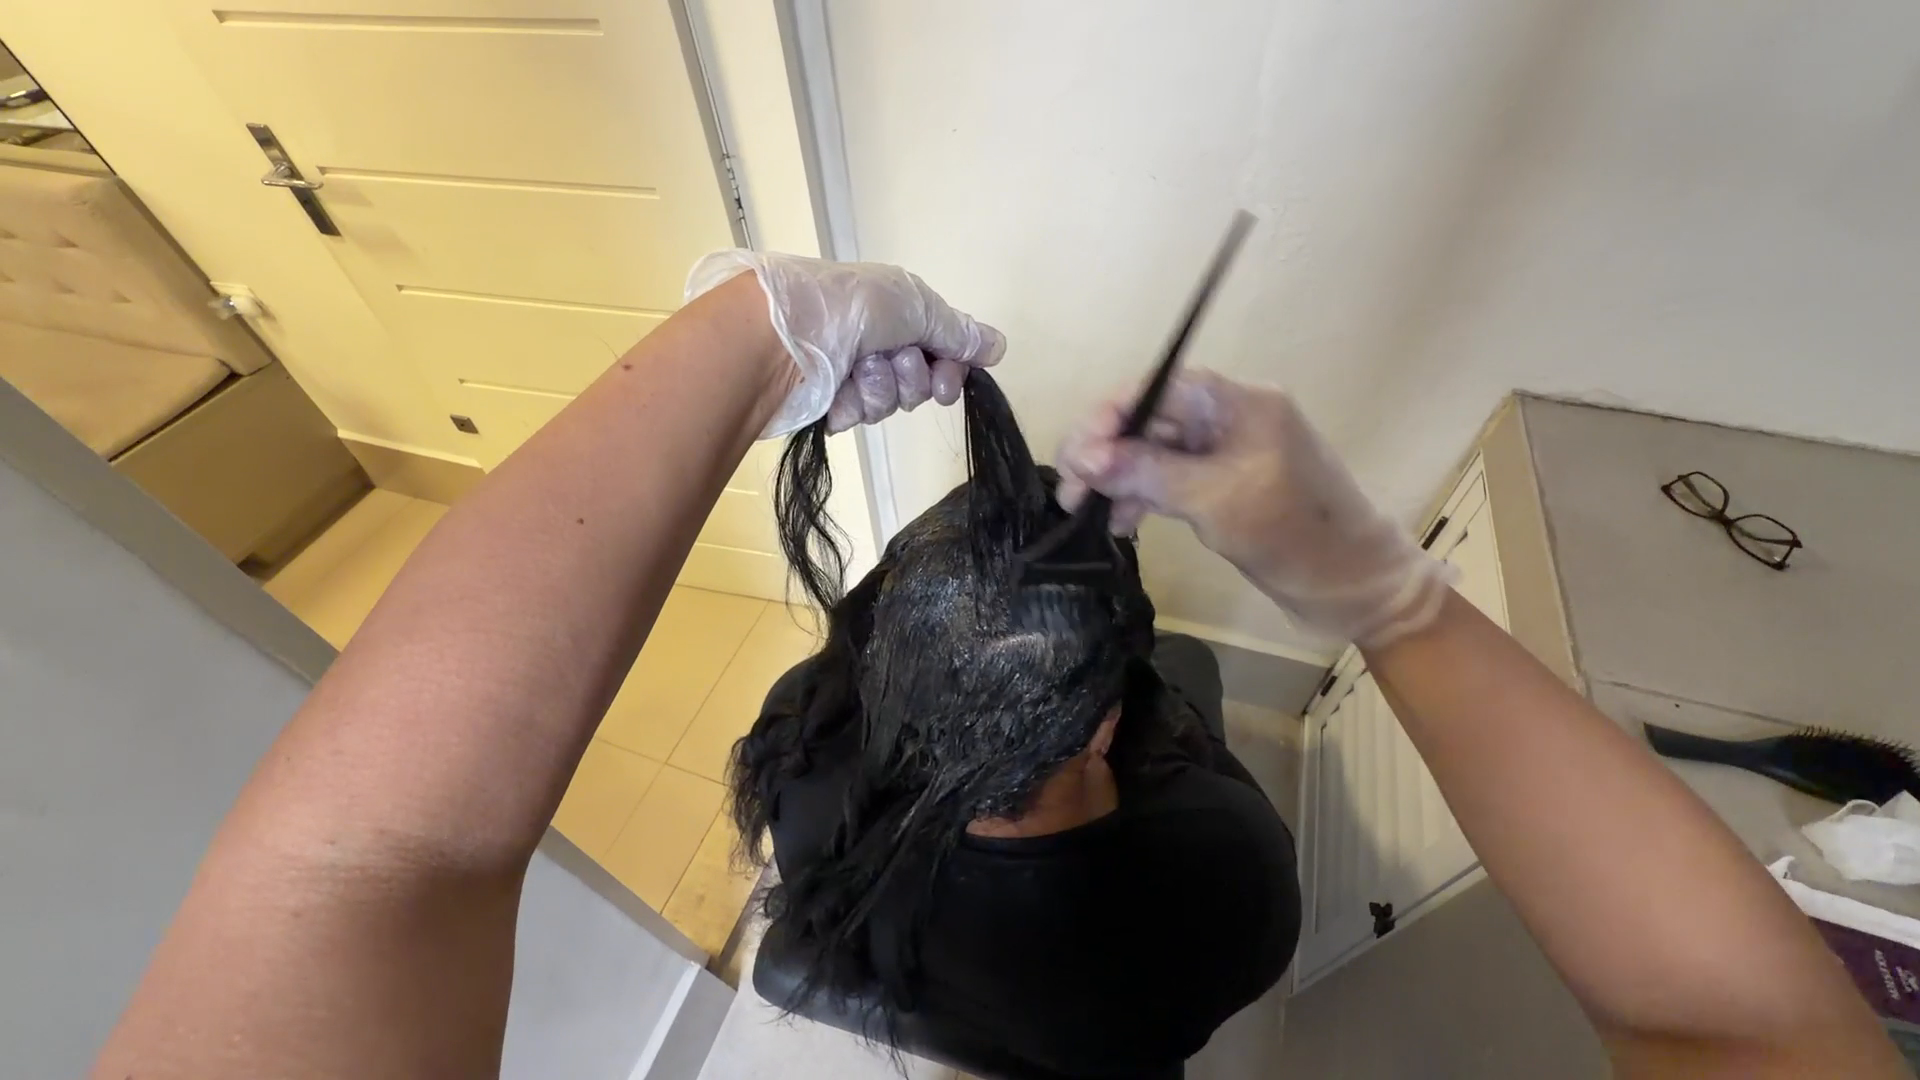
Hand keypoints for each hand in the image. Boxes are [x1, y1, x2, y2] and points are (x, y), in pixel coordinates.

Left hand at [686, 251, 1004, 436]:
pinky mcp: (829, 402)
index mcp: (898, 312)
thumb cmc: (849, 309)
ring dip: (877, 389)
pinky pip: (858, 417)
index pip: (944, 352)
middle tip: (891, 362)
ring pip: (889, 404)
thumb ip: (957, 330)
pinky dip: (850, 404)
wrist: (781, 337)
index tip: (947, 381)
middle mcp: (879, 341)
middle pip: (919, 384)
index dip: (949, 371)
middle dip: (908, 378)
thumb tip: (1000, 346)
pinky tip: (834, 391)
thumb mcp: (914, 305)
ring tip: (854, 371)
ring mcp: (852, 373)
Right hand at [1055, 369, 1452, 646]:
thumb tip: (1086, 458)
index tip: (1075, 454)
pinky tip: (1117, 522)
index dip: (1110, 414)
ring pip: (1152, 454)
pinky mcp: (1218, 491)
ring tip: (1079, 508)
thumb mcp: (1217, 500)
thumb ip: (1150, 473)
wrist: (1354, 588)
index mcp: (1237, 403)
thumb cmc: (1295, 534)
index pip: (1159, 388)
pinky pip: (1166, 483)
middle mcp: (1225, 421)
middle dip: (1104, 450)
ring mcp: (1221, 458)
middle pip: (1149, 420)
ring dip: (1115, 478)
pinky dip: (1139, 499)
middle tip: (1067, 486)